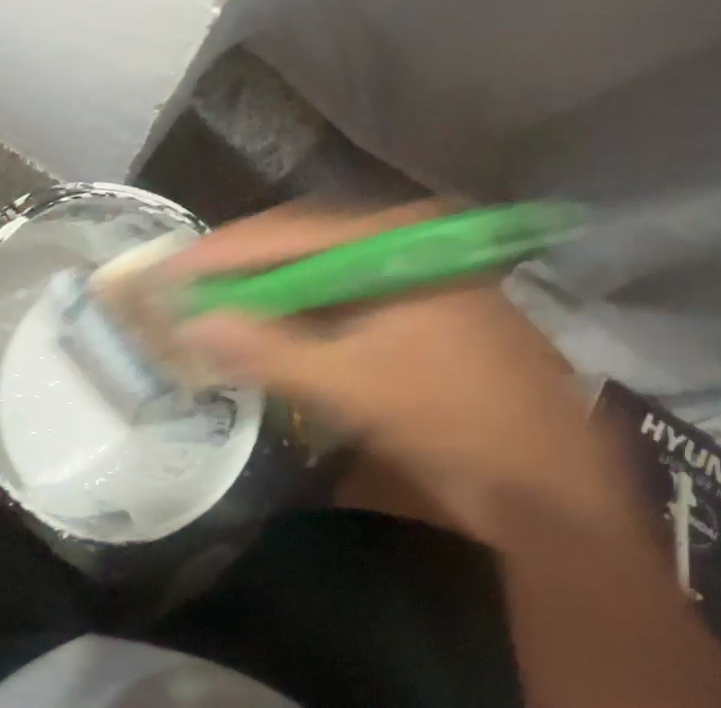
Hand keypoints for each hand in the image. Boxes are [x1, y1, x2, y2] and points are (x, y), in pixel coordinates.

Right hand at [169, 201, 636, 543]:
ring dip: (263, 293)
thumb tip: (190, 323)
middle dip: (237, 271)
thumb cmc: (457, 424)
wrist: (553, 487)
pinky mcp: (414, 311)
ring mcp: (411, 277)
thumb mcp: (354, 387)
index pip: (287, 233)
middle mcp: (403, 245)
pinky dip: (295, 316)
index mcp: (395, 243)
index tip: (167, 272)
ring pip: (315, 274)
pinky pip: (337, 300)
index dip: (221, 253)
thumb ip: (267, 351)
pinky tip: (265, 333)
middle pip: (298, 246)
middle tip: (182, 292)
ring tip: (211, 309)